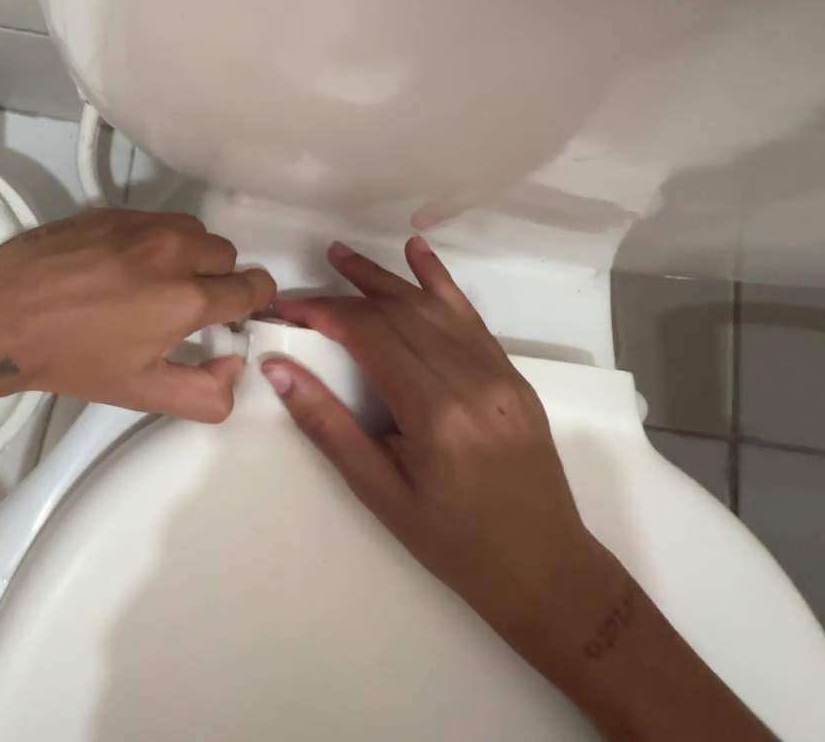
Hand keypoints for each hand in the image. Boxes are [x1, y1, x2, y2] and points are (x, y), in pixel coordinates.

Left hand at [0, 209, 275, 421]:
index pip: (251, 287)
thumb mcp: (140, 391)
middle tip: (189, 305)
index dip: (252, 303)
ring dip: (190, 254)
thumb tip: (233, 368)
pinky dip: (154, 240)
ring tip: (156, 283)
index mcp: (185, 297)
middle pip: (226, 254)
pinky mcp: (107, 212)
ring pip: (191, 230)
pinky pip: (153, 220)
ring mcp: (137, 225)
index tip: (237, 315)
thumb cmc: (69, 357)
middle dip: (220, 279)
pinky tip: (122, 265)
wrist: (1, 315)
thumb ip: (205, 393)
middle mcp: (170, 251)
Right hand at [258, 237, 620, 651]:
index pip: (371, 336)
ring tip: (342, 254)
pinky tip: (419, 253)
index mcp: (437, 412)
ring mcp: (500, 375)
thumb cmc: (452, 540)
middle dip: (344, 294)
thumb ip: (326, 423)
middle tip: (298, 290)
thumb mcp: (377, 491)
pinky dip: (441, 283)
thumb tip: (277, 368)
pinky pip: (470, 319)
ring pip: (433, 308)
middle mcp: (473, 381)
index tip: (283, 308)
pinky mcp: (513, 379)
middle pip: (399, 314)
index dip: (323, 312)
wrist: (547, 572)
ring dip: (384, 277)